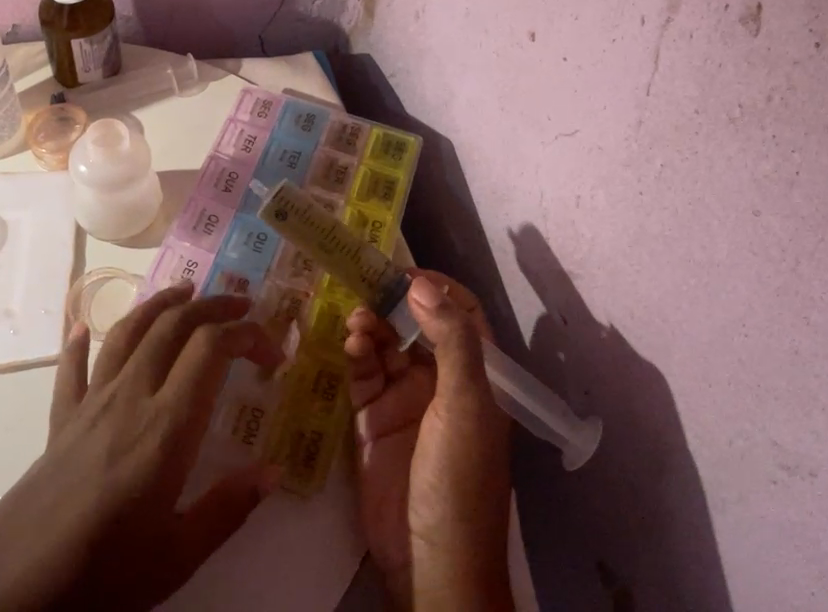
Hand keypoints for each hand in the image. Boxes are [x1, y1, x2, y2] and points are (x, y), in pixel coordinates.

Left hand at [0, 281, 283, 611]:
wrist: (15, 581)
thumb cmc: (105, 569)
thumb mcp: (179, 554)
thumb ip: (228, 508)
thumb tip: (273, 471)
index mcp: (169, 425)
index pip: (212, 349)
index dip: (248, 335)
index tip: (274, 354)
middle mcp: (132, 396)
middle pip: (173, 326)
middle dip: (212, 305)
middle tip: (242, 303)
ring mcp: (92, 402)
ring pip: (128, 332)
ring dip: (159, 304)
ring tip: (184, 291)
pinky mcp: (61, 418)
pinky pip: (73, 367)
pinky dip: (80, 341)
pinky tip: (82, 327)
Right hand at [346, 272, 512, 611]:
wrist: (431, 559)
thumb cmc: (460, 479)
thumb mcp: (466, 404)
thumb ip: (451, 339)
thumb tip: (422, 282)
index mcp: (477, 375)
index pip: (462, 314)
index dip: (437, 287)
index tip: (403, 268)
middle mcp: (441, 381)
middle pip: (416, 325)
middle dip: (394, 303)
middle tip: (365, 283)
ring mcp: (405, 400)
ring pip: (386, 346)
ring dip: (372, 327)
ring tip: (356, 319)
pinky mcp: (372, 419)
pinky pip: (362, 375)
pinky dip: (356, 355)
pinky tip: (350, 345)